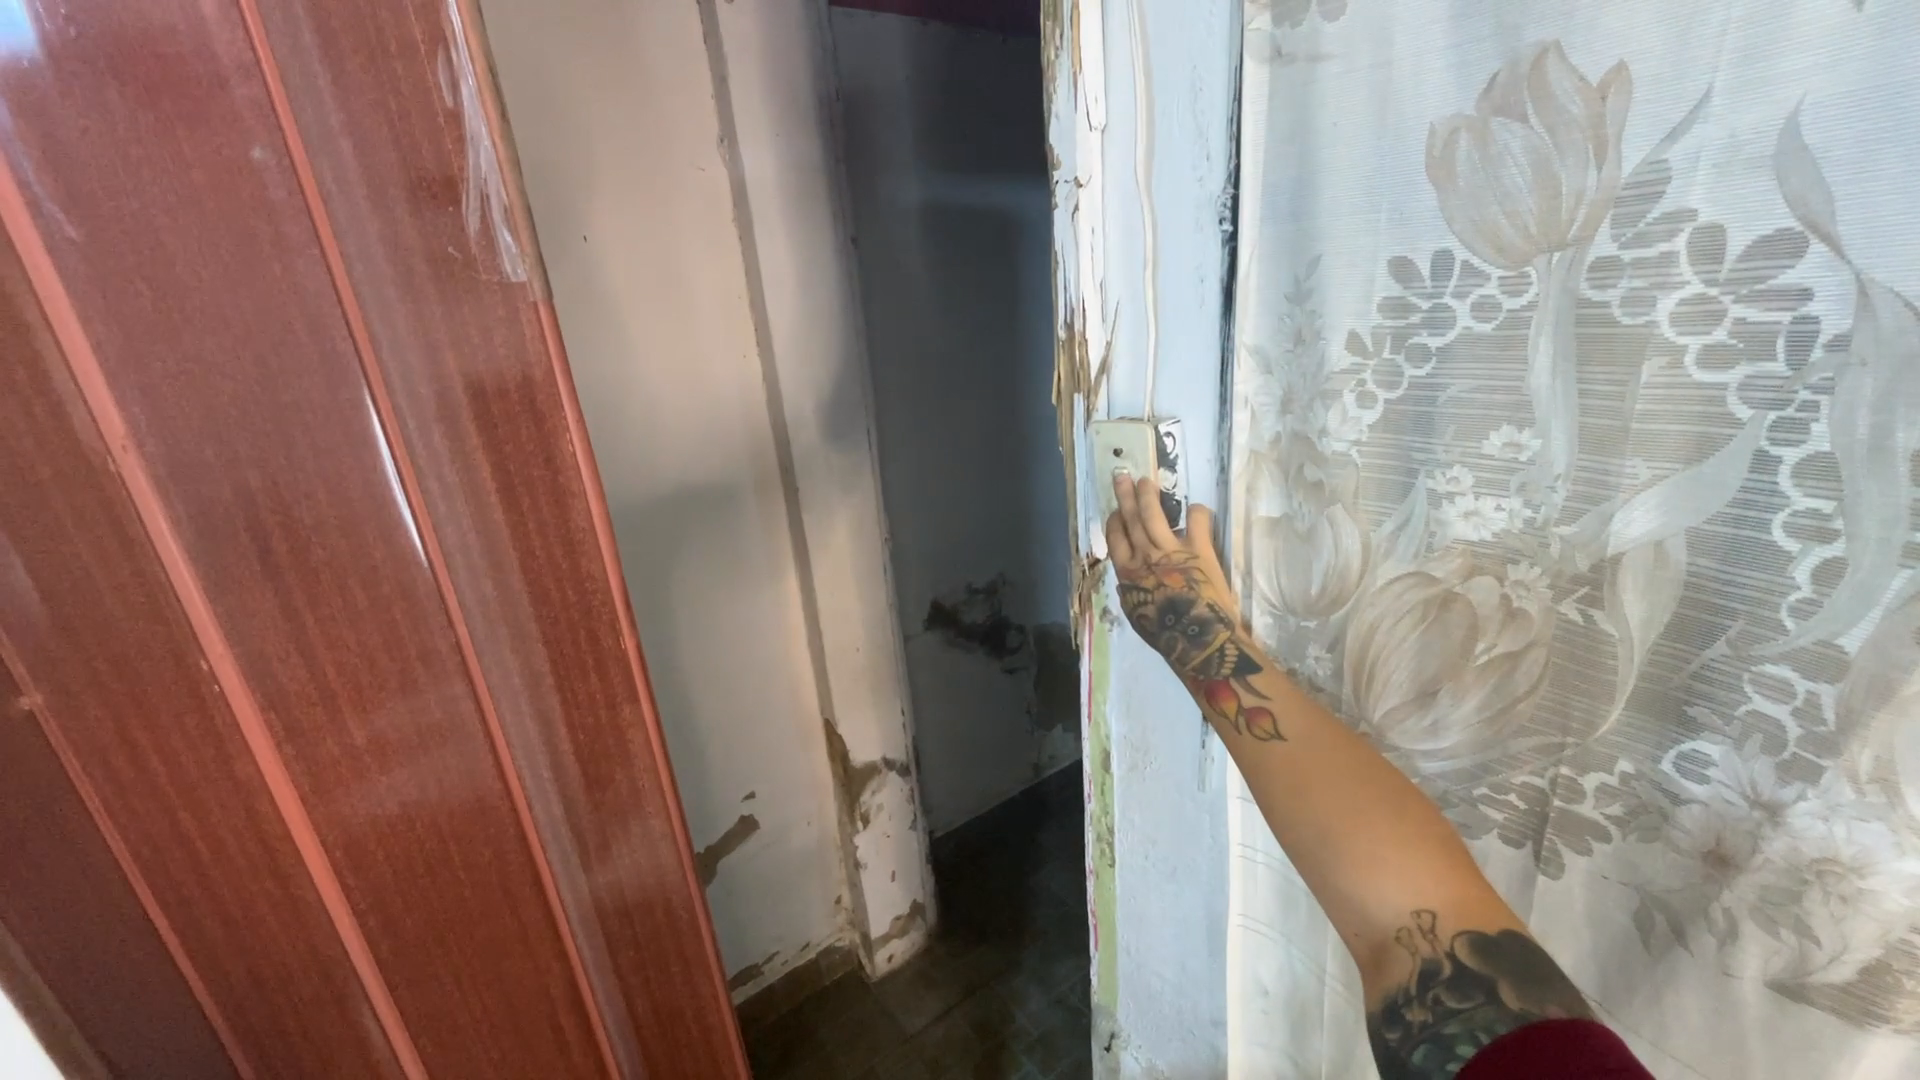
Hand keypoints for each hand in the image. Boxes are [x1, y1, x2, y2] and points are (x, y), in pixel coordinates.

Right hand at [1105, 472, 1282, 739]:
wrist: (1200, 644)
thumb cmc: (1167, 636)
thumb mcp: (1137, 615)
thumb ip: (1132, 593)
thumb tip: (1128, 582)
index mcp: (1128, 575)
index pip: (1115, 539)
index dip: (1115, 521)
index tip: (1116, 511)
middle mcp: (1145, 558)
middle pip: (1132, 520)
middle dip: (1126, 497)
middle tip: (1122, 476)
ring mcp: (1171, 551)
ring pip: (1155, 515)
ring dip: (1150, 495)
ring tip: (1146, 480)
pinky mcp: (1200, 550)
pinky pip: (1197, 521)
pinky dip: (1197, 512)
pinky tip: (1196, 508)